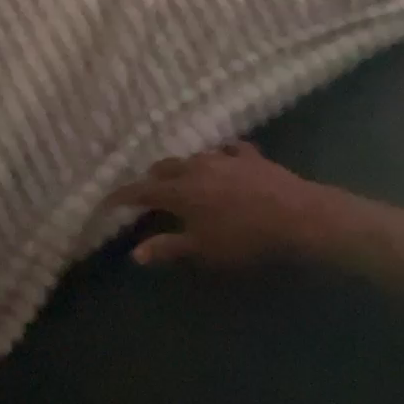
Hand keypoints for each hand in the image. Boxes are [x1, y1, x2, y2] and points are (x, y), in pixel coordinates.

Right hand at [108, 141, 328, 265]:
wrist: (296, 216)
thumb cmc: (244, 238)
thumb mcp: (203, 250)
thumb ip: (169, 248)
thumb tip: (135, 252)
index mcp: (180, 191)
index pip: (141, 191)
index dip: (122, 196)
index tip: (107, 201)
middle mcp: (196, 168)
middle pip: (165, 168)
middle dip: (152, 178)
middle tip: (147, 191)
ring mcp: (224, 158)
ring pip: (194, 157)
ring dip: (183, 167)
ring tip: (182, 176)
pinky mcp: (251, 156)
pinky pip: (228, 150)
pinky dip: (220, 156)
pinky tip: (224, 159)